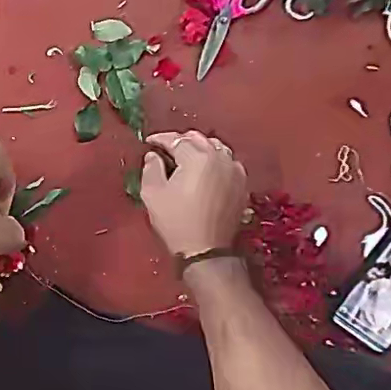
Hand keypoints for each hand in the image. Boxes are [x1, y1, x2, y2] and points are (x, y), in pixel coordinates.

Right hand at [140, 131, 248, 257]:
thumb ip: (151, 167)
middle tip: (166, 150)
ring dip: (200, 148)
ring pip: (216, 147)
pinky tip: (206, 170)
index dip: (159, 139)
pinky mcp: (242, 184)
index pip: (176, 139)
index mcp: (197, 157)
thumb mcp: (153, 194)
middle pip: (198, 139)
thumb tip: (154, 155)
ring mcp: (235, 170)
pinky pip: (227, 162)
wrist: (207, 251)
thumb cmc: (176, 221)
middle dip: (180, 141)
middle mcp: (220, 157)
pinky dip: (215, 161)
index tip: (149, 142)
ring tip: (186, 157)